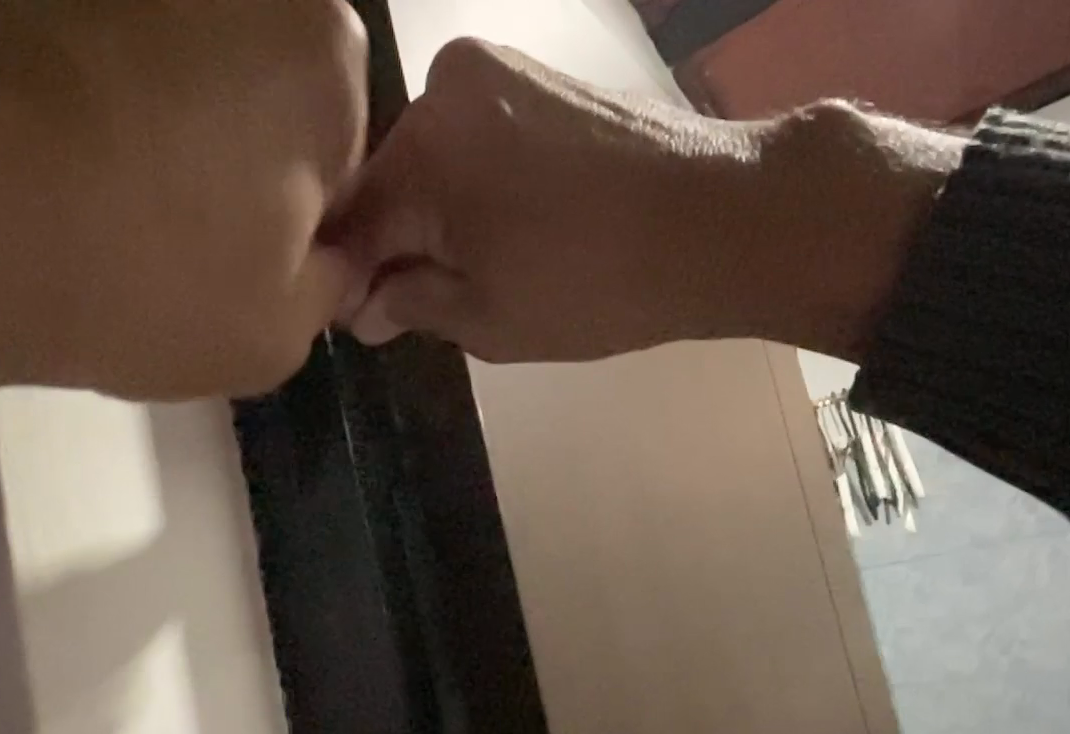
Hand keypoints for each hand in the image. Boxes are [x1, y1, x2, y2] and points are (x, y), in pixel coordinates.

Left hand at [0, 0, 369, 406]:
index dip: (307, 224)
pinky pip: (99, 54)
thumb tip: (327, 257)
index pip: (347, 156)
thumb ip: (330, 288)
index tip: (254, 268)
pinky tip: (51, 169)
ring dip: (169, 134)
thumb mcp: (277, 334)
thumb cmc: (140, 280)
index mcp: (325, 56)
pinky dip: (93, 107)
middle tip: (182, 242)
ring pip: (185, 73)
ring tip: (105, 206)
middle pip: (267, 96)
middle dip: (244, 166)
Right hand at [325, 39, 962, 363]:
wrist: (722, 221)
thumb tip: (366, 306)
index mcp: (423, 148)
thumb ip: (409, 306)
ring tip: (464, 274)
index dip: (347, 283)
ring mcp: (495, 72)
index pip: (350, 225)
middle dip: (393, 248)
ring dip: (432, 219)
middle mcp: (444, 87)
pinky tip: (495, 232)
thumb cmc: (595, 285)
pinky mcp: (534, 76)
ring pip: (428, 161)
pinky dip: (468, 189)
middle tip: (412, 310)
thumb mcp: (485, 319)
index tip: (359, 325)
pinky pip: (470, 140)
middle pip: (386, 185)